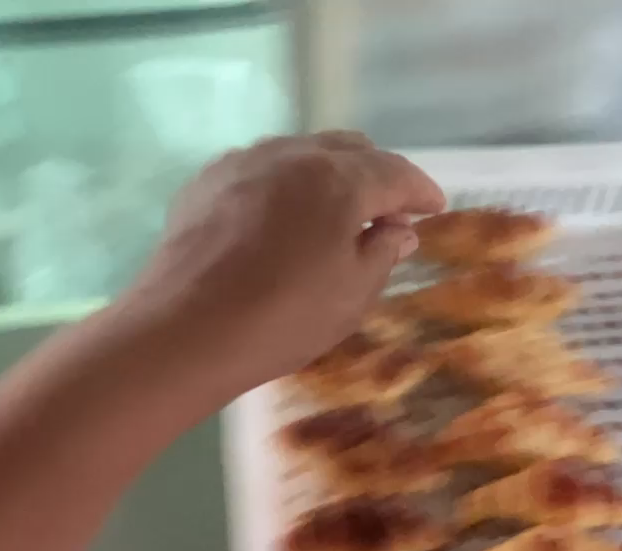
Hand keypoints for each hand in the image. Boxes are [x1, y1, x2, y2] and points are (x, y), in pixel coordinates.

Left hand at [120, 132, 445, 396]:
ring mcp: (244, 162)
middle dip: (376, 176)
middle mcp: (293, 155)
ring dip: (329, 177)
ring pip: (302, 154)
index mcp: (339, 180)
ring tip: (335, 213)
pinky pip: (262, 170)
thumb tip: (400, 229)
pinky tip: (282, 220)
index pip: (395, 173)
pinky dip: (286, 186)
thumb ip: (383, 253)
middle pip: (349, 150)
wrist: (187, 329)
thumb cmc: (284, 319)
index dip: (420, 191)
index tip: (435, 208)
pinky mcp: (207, 181)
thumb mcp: (352, 296)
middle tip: (388, 212)